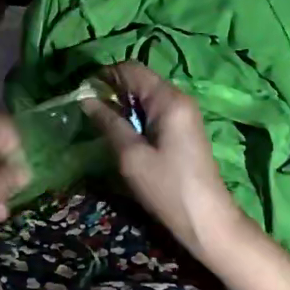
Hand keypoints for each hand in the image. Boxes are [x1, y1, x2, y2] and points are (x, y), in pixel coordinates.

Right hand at [82, 62, 248, 258]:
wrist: (207, 221)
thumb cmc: (167, 188)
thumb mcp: (131, 156)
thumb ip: (109, 123)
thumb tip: (86, 99)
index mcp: (168, 99)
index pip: (131, 69)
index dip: (104, 76)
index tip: (82, 94)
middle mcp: (179, 99)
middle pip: (140, 80)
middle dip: (112, 91)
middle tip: (88, 112)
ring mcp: (184, 114)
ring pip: (146, 97)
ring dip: (123, 106)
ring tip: (101, 125)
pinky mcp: (184, 130)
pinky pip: (155, 111)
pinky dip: (136, 117)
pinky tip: (124, 136)